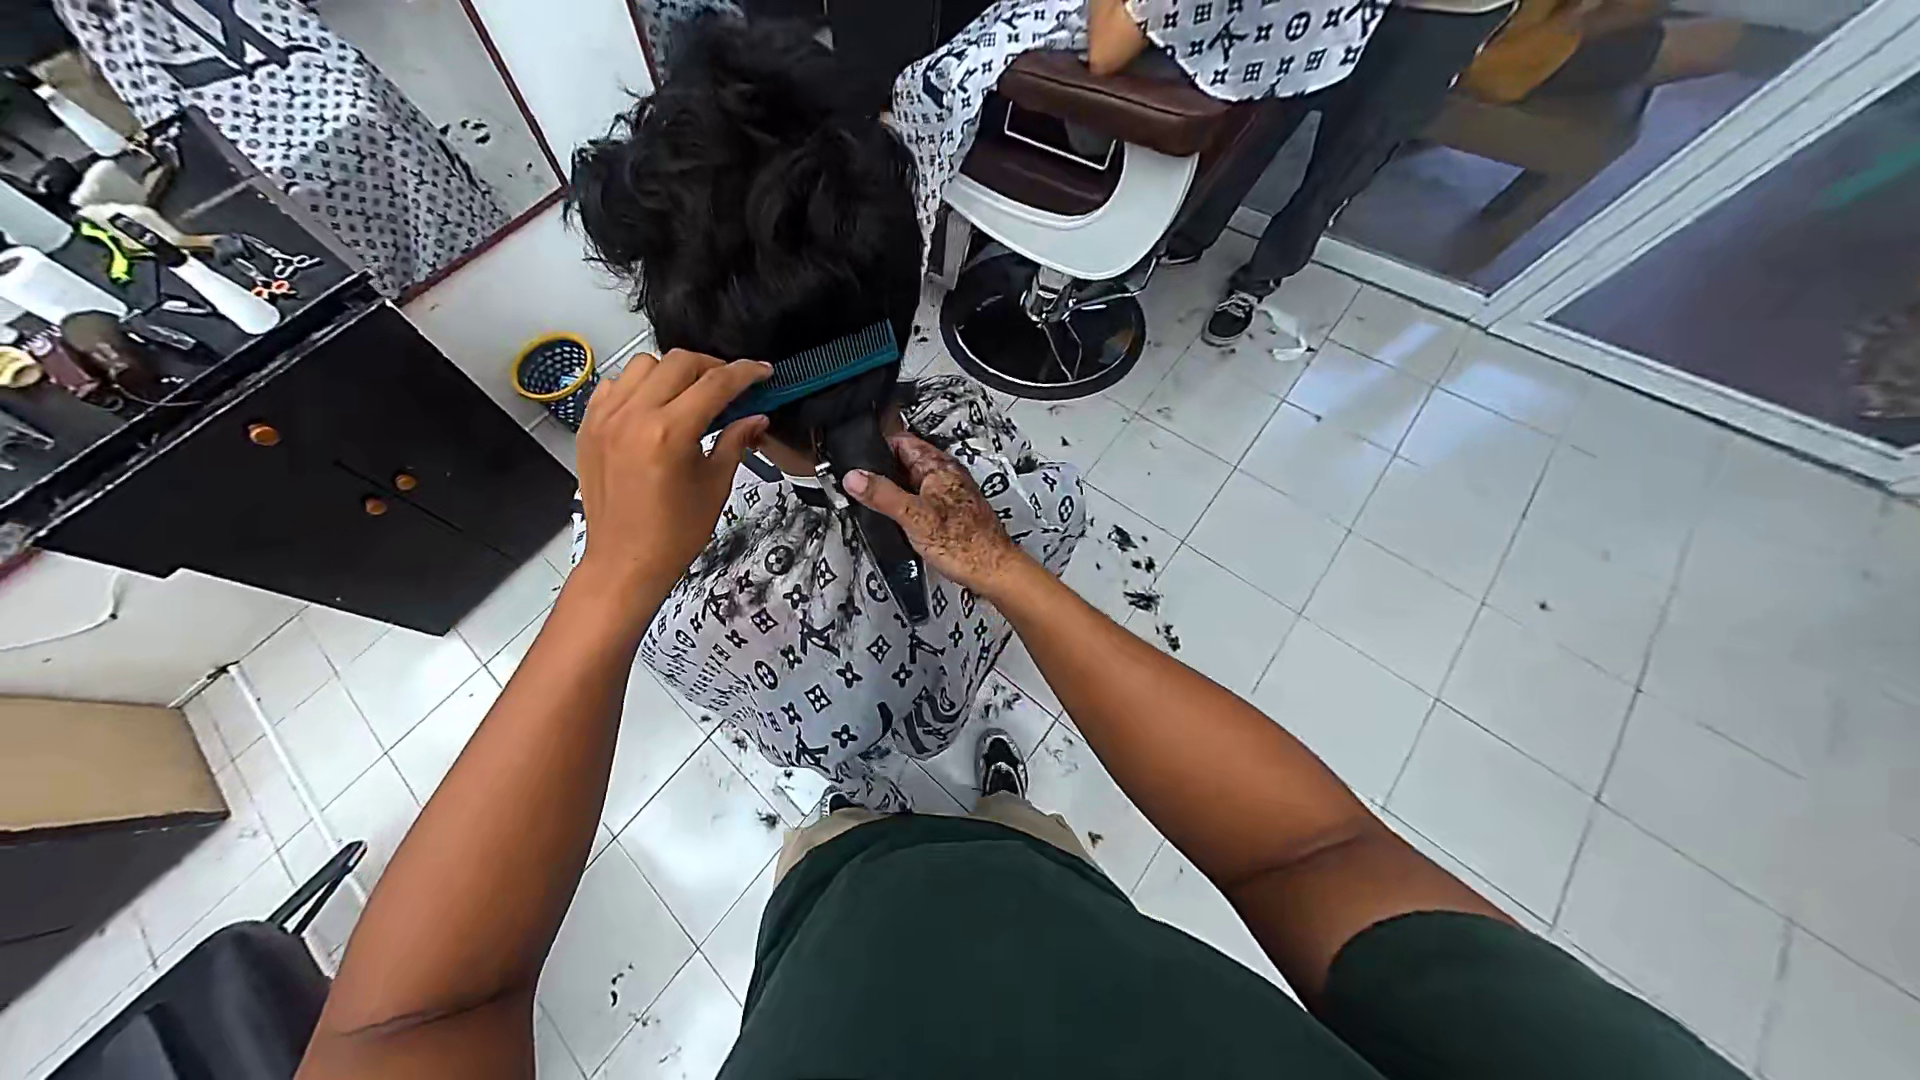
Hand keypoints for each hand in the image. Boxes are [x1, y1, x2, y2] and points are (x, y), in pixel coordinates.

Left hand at [574, 349, 770, 588]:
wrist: (626, 560)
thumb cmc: (673, 532)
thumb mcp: (715, 485)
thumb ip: (736, 442)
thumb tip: (757, 419)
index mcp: (669, 433)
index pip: (715, 384)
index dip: (745, 373)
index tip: (761, 372)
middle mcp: (633, 417)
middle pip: (679, 362)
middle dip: (712, 367)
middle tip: (732, 384)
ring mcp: (606, 419)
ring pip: (644, 363)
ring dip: (674, 371)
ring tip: (692, 393)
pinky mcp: (590, 427)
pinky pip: (615, 384)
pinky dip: (639, 385)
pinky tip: (656, 405)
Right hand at [842, 433, 1033, 595]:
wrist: (992, 570)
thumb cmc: (965, 544)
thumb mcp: (912, 516)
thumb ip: (882, 494)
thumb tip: (854, 477)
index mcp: (938, 466)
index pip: (902, 440)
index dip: (878, 446)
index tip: (858, 460)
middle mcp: (946, 475)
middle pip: (906, 462)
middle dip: (883, 472)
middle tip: (863, 486)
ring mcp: (950, 493)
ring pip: (914, 483)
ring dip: (896, 491)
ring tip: (878, 505)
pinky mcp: (952, 513)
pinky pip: (922, 501)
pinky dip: (908, 507)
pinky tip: (902, 522)